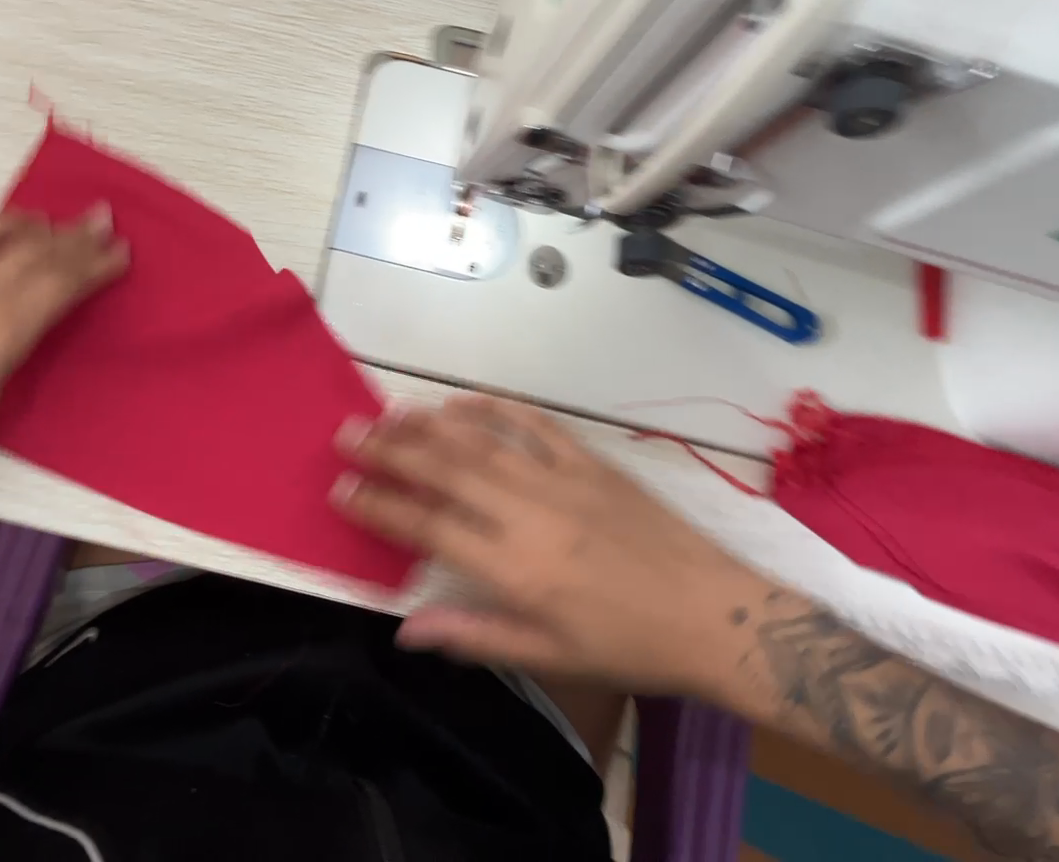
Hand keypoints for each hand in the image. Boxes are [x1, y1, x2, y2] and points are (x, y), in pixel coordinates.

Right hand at [334, 395, 775, 696]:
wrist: (717, 617)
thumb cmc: (627, 646)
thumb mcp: (549, 657)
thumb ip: (472, 637)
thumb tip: (403, 630)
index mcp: (513, 568)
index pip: (426, 527)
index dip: (378, 506)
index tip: (341, 488)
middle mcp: (527, 514)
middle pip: (443, 471)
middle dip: (389, 451)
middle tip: (347, 432)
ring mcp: (559, 480)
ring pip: (480, 441)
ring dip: (428, 424)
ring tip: (387, 411)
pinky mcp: (590, 462)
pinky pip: (533, 424)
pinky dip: (493, 407)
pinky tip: (460, 401)